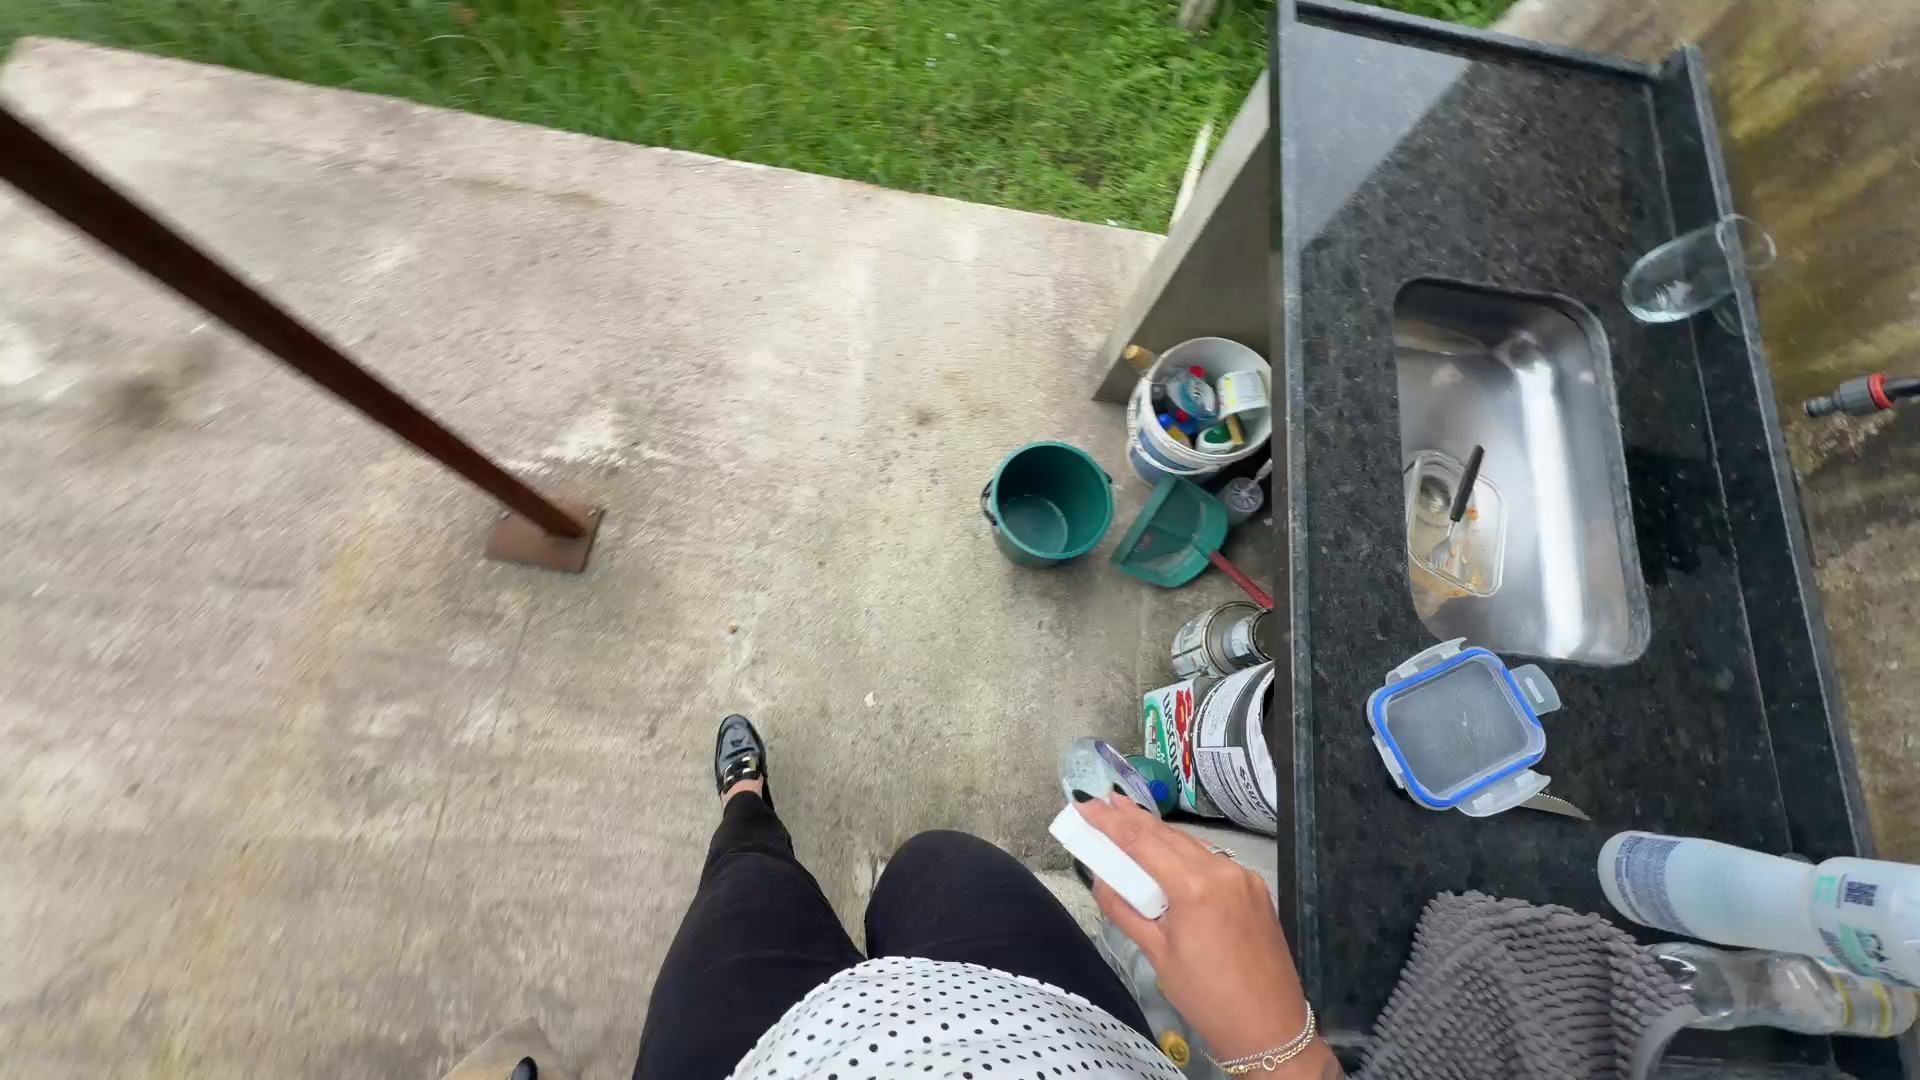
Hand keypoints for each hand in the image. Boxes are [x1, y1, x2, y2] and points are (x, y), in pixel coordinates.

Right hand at [1074, 794, 1335, 1075]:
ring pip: (1190, 844)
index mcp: (1194, 887)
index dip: (1109, 820)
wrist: (1272, 1033)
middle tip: (1104, 800)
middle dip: (1132, 816)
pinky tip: (1168, 852)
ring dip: (1158, 832)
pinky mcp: (1255, 887)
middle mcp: (1221, 870)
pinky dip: (1184, 852)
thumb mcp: (1157, 954)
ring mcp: (1243, 876)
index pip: (1140, 841)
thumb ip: (1123, 910)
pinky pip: (1211, 859)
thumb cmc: (1208, 1000)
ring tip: (1129, 818)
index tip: (1085, 803)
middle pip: (1166, 834)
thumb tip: (1100, 879)